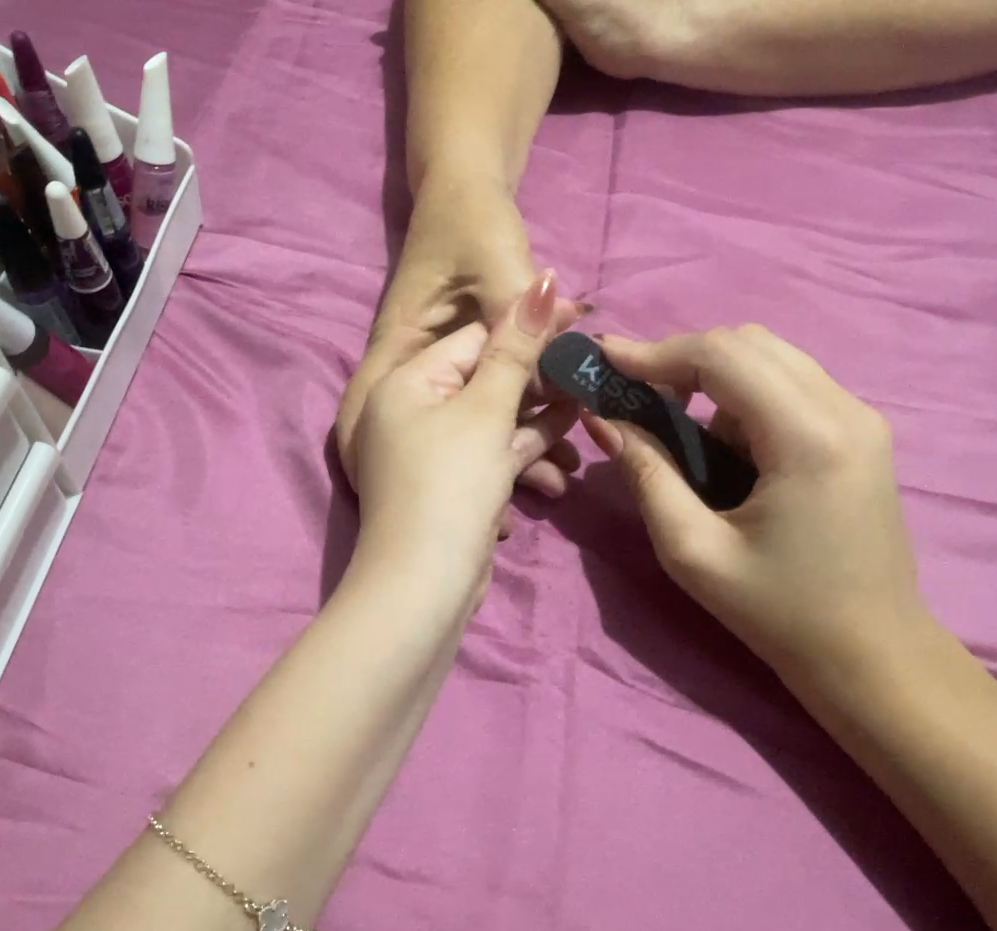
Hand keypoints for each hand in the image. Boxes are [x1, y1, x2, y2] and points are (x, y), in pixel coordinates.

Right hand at [336, 172, 581, 498]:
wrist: (463, 185)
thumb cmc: (467, 226)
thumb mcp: (497, 268)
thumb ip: (521, 318)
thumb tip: (559, 367)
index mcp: (395, 358)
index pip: (405, 416)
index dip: (442, 451)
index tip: (497, 475)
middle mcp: (405, 378)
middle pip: (438, 437)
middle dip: (487, 468)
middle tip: (543, 488)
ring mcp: (433, 379)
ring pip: (467, 432)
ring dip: (512, 456)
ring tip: (558, 481)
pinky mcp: (462, 373)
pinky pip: (482, 416)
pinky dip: (518, 432)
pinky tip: (556, 454)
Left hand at [346, 270, 577, 604]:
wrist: (423, 585)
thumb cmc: (450, 484)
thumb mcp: (485, 410)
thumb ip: (516, 349)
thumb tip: (543, 279)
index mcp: (405, 383)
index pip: (475, 339)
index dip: (530, 330)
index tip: (582, 324)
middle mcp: (408, 414)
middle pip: (485, 383)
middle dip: (538, 384)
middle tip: (592, 376)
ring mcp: (427, 456)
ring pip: (492, 425)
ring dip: (537, 427)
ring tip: (585, 415)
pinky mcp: (447, 491)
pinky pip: (488, 460)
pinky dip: (519, 460)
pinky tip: (561, 466)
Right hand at [583, 326, 929, 680]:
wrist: (869, 652)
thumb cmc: (776, 610)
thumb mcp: (692, 550)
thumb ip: (646, 475)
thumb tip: (602, 419)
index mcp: (808, 438)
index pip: (724, 356)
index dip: (657, 351)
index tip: (604, 360)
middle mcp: (844, 410)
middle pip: (750, 344)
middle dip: (681, 358)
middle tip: (631, 395)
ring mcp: (860, 418)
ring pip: (772, 358)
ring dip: (711, 376)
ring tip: (669, 423)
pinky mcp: (860, 433)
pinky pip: (790, 385)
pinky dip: (741, 395)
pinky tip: (717, 442)